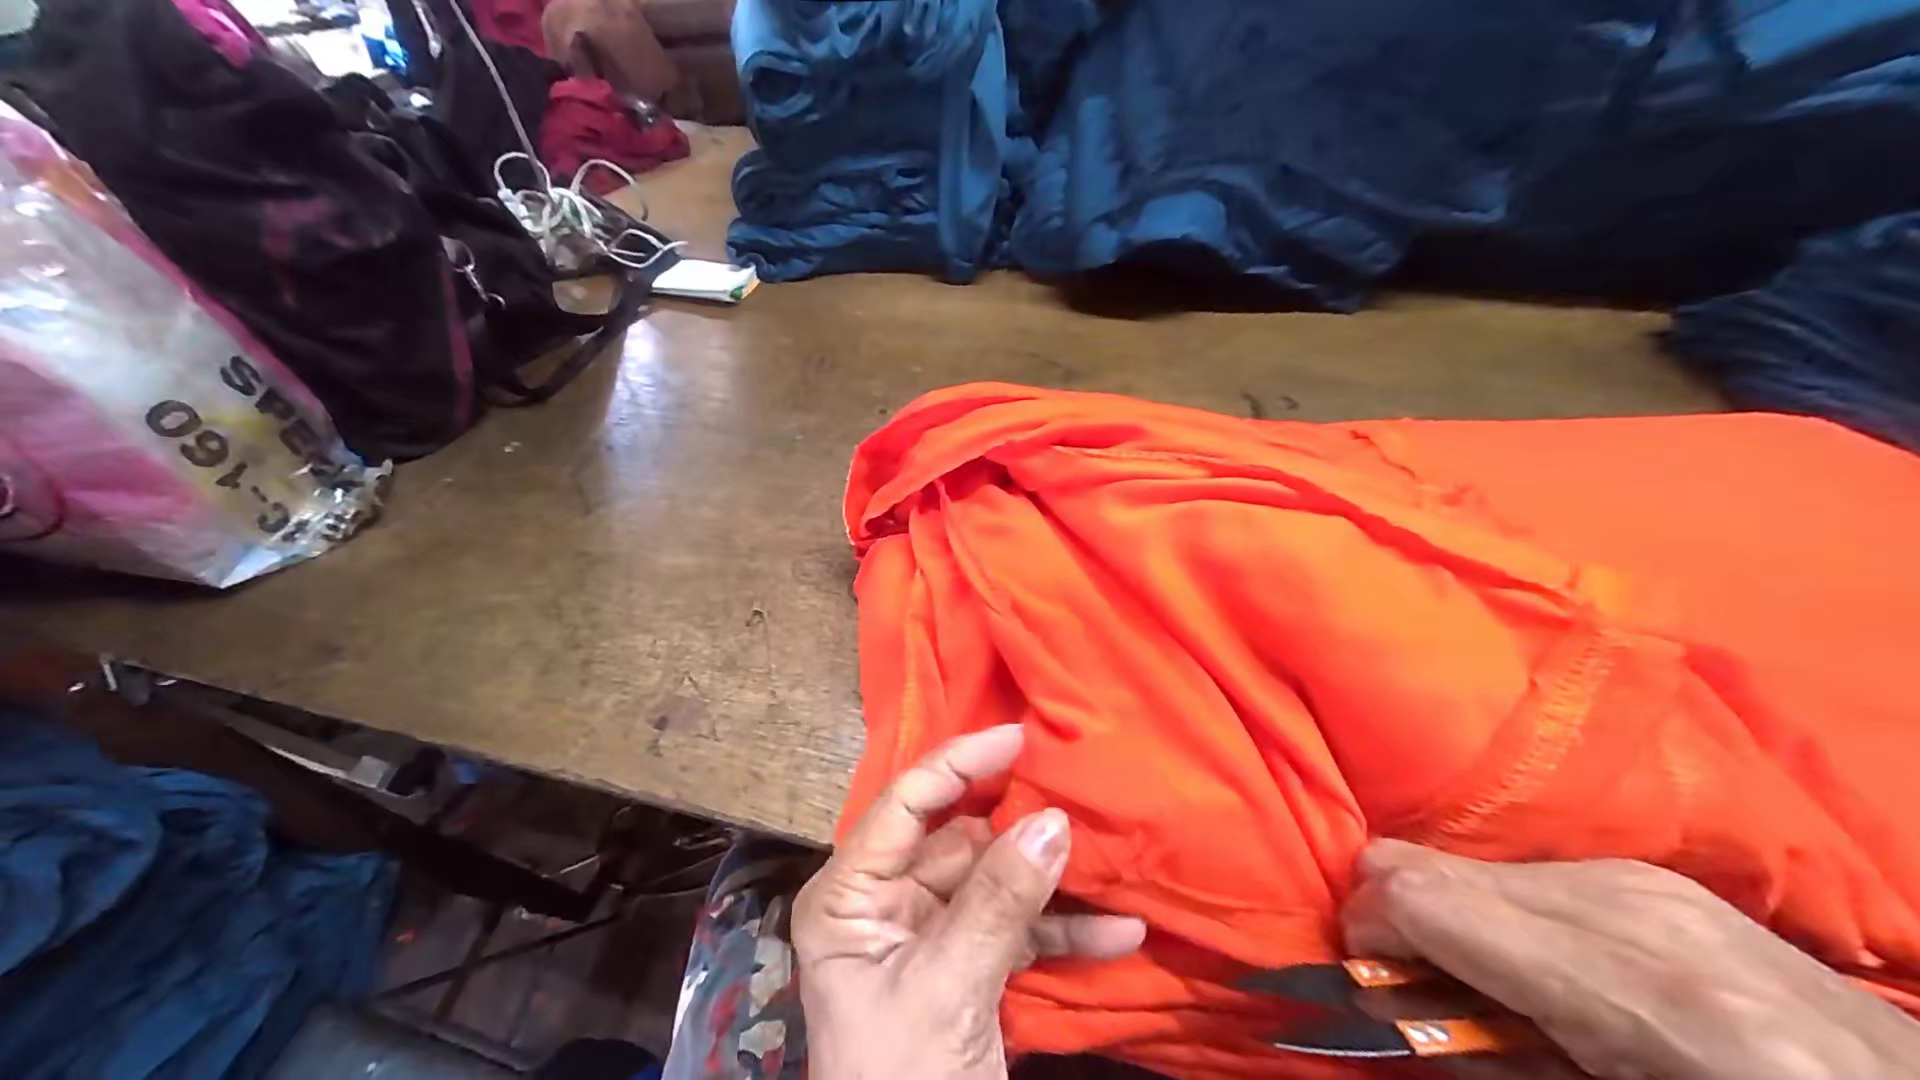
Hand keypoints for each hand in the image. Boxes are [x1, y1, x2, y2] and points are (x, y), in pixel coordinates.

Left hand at [793, 725, 1146, 1079]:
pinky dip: (1063, 932)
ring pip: (996, 882)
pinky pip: (1017, 931)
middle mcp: (885, 900)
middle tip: (1074, 786)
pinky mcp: (967, 965)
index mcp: (850, 893)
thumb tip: (1050, 821)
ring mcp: (929, 932)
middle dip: (1018, 823)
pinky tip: (1120, 929)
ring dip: (1051, 878)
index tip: (1018, 736)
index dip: (960, 762)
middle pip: (959, 839)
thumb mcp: (945, 991)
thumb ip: (997, 904)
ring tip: (1107, 853)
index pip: (906, 803)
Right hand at [1342, 840, 1919, 1079]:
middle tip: (1413, 979)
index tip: (1369, 975)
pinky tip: (1545, 965)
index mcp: (1630, 989)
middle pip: (1419, 860)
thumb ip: (1485, 1059)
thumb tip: (1384, 1002)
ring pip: (1459, 861)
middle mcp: (1622, 906)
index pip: (1418, 896)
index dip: (1364, 929)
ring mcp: (1638, 877)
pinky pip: (1517, 872)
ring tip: (1490, 981)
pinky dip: (1498, 912)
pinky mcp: (1645, 871)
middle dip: (1389, 915)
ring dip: (1448, 915)